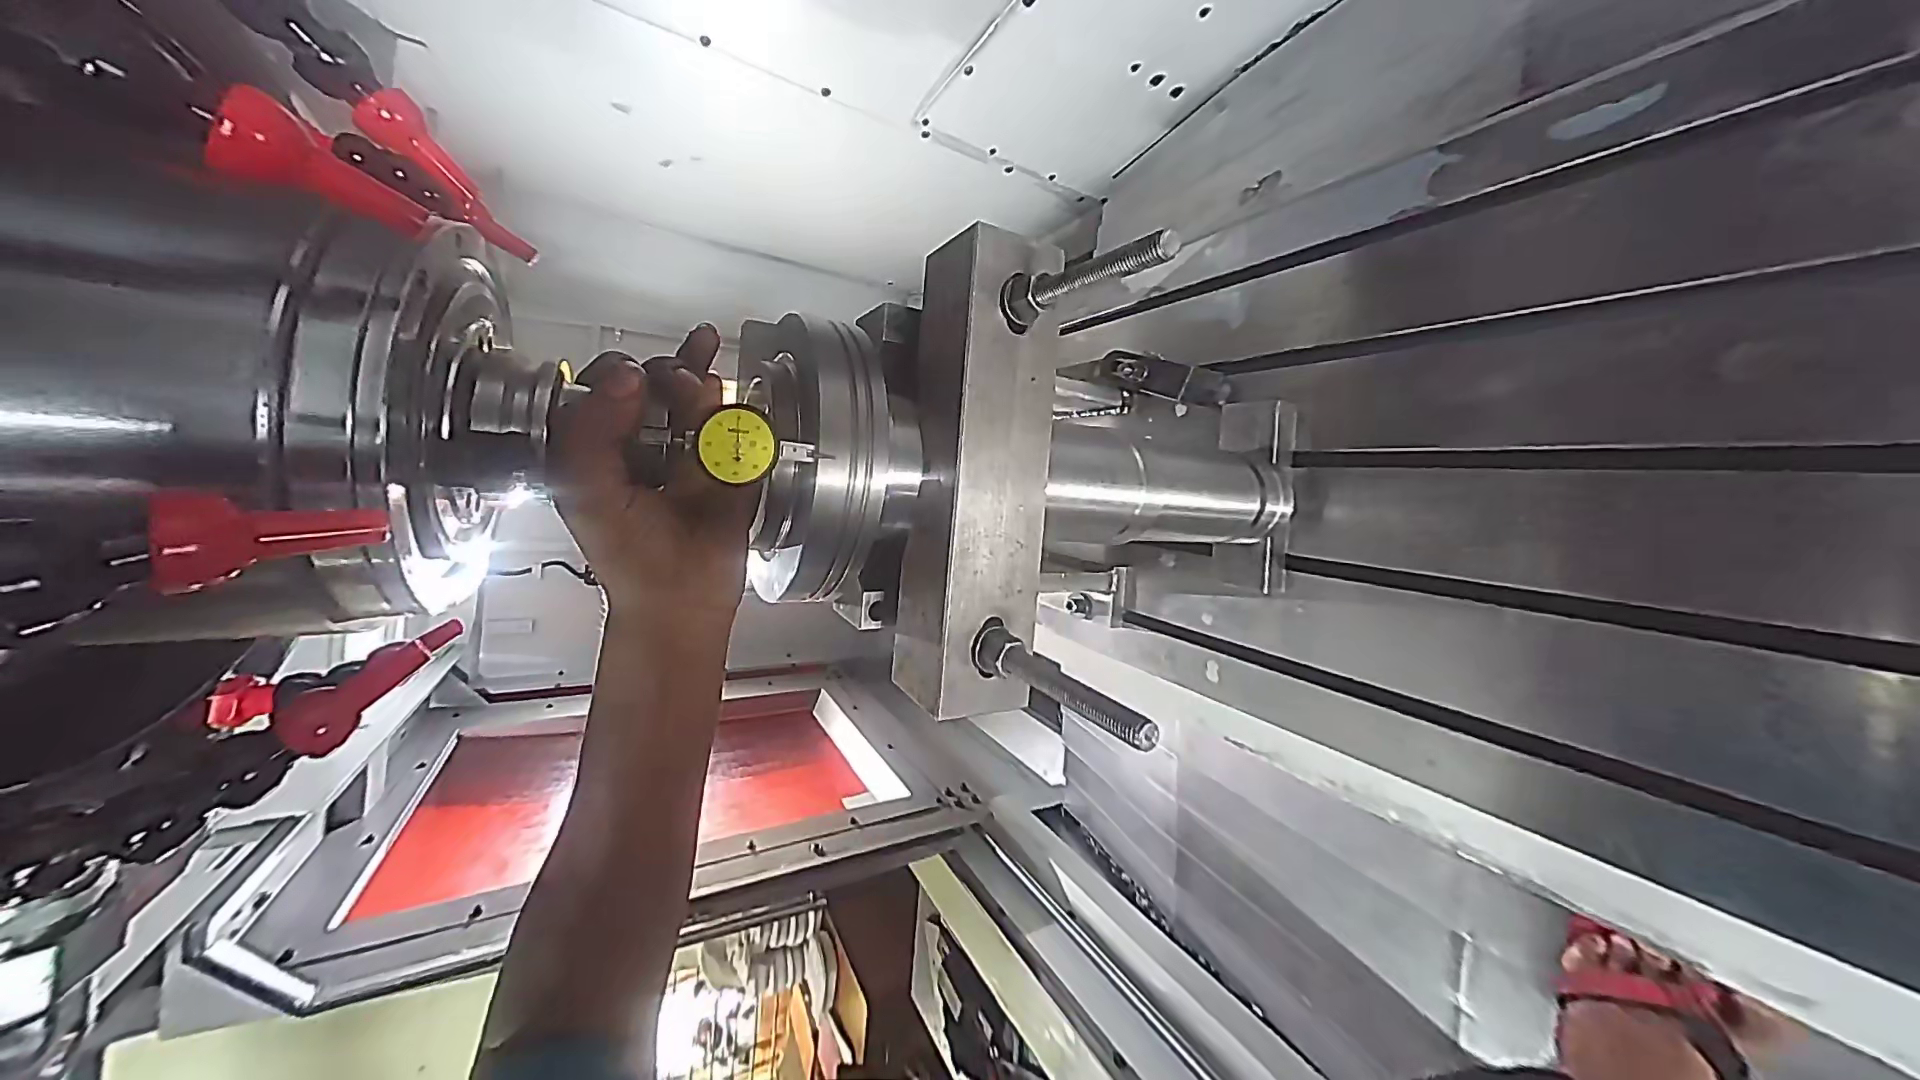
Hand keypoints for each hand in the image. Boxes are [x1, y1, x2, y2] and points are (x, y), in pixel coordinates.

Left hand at [550, 324, 757, 622]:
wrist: (683, 599)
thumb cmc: (629, 558)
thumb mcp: (587, 491)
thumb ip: (592, 431)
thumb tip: (628, 378)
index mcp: (603, 445)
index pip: (606, 385)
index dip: (619, 374)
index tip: (633, 381)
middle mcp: (648, 442)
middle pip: (658, 383)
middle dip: (669, 374)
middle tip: (677, 386)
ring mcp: (693, 453)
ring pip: (700, 399)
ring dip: (701, 384)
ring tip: (704, 385)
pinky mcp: (732, 469)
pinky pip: (739, 431)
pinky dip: (738, 415)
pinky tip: (733, 400)